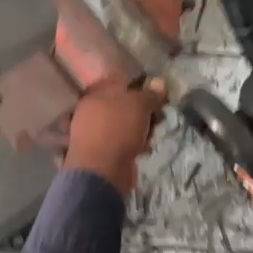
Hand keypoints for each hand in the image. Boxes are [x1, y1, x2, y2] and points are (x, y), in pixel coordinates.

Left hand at [63, 79, 166, 193]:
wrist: (101, 170)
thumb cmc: (119, 129)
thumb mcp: (139, 105)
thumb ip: (150, 93)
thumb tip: (159, 82)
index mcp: (97, 92)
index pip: (122, 82)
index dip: (142, 87)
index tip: (158, 97)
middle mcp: (92, 109)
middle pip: (124, 104)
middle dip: (144, 111)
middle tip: (158, 119)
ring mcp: (94, 131)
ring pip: (124, 124)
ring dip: (140, 129)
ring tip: (151, 137)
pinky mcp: (100, 150)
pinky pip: (121, 141)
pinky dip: (133, 144)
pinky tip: (142, 150)